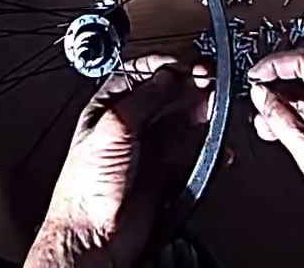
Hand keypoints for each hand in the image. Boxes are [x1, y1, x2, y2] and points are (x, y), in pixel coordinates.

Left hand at [26, 57, 210, 267]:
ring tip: (217, 107)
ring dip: (202, 112)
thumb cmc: (85, 186)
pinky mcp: (166, 175)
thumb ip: (142, 100)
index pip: (142, 74)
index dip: (165, 65)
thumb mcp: (112, 128)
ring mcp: (150, 149)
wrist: (92, 241)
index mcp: (111, 105)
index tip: (185, 63)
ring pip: (183, 122)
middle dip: (189, 87)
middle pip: (167, 96)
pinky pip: (193, 155)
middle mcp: (132, 124)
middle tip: (209, 81)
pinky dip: (208, 149)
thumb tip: (165, 75)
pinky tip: (218, 146)